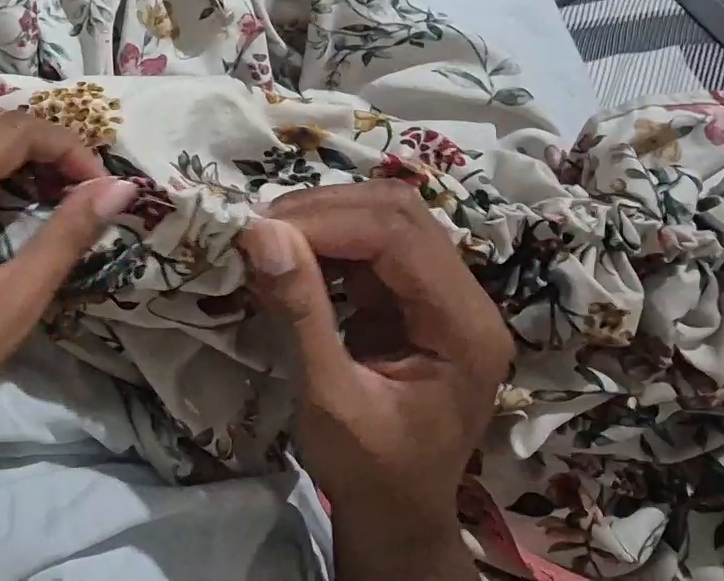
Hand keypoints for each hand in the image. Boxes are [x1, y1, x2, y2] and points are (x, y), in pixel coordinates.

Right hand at [239, 180, 512, 580]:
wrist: (397, 514)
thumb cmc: (370, 470)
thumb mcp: (329, 398)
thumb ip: (301, 313)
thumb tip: (261, 233)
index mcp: (462, 326)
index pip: (397, 234)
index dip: (325, 221)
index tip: (258, 233)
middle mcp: (465, 298)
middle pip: (398, 210)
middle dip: (322, 209)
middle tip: (259, 232)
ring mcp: (441, 294)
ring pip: (385, 215)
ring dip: (322, 216)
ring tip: (268, 239)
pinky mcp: (413, 296)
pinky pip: (371, 240)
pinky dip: (325, 236)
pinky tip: (291, 254)